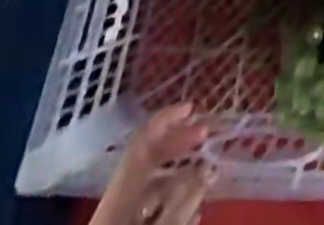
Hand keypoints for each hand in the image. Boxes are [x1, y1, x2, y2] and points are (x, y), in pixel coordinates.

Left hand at [90, 103, 213, 224]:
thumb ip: (184, 202)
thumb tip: (207, 167)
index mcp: (120, 198)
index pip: (142, 144)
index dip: (167, 120)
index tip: (194, 109)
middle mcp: (116, 204)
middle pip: (146, 162)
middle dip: (177, 147)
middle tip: (206, 136)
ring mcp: (118, 223)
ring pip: (152, 190)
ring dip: (180, 183)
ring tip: (205, 189)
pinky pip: (150, 214)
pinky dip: (172, 208)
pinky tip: (191, 217)